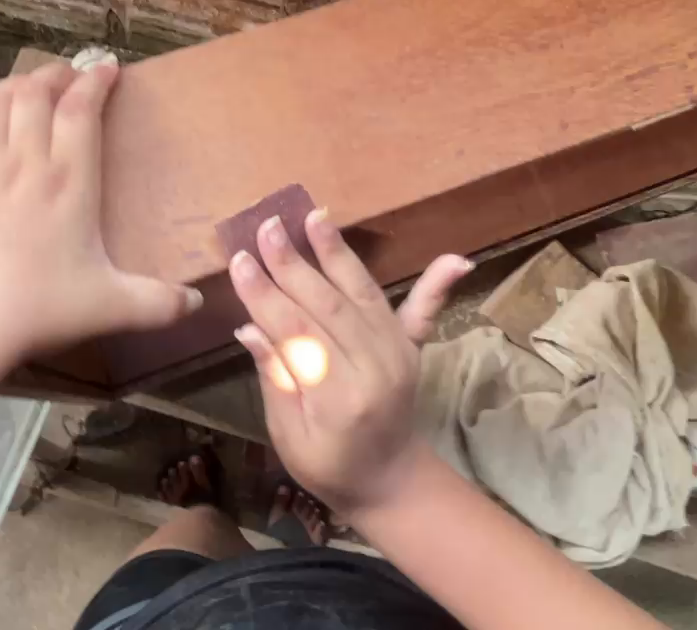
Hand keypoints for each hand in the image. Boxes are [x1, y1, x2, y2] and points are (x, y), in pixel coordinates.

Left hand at [0, 57, 202, 376]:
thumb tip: (197, 303)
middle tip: (69, 76)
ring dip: (13, 86)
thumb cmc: (40, 309)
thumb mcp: (111, 306)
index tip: (107, 67)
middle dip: (54, 75)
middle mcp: (24, 162)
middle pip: (35, 94)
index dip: (95, 80)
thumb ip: (159, 302)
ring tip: (28, 85)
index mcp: (69, 179)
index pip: (82, 109)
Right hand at [229, 209, 470, 518]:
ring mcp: (399, 353)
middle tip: (267, 226)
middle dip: (292, 263)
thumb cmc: (328, 465)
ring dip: (337, 252)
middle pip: (327, 305)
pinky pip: (423, 311)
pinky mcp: (413, 347)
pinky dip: (438, 283)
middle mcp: (374, 368)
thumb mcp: (288, 437)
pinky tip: (456, 259)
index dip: (265, 296)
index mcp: (338, 399)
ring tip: (315, 216)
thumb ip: (275, 380)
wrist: (391, 481)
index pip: (295, 334)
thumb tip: (248, 328)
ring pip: (362, 294)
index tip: (240, 259)